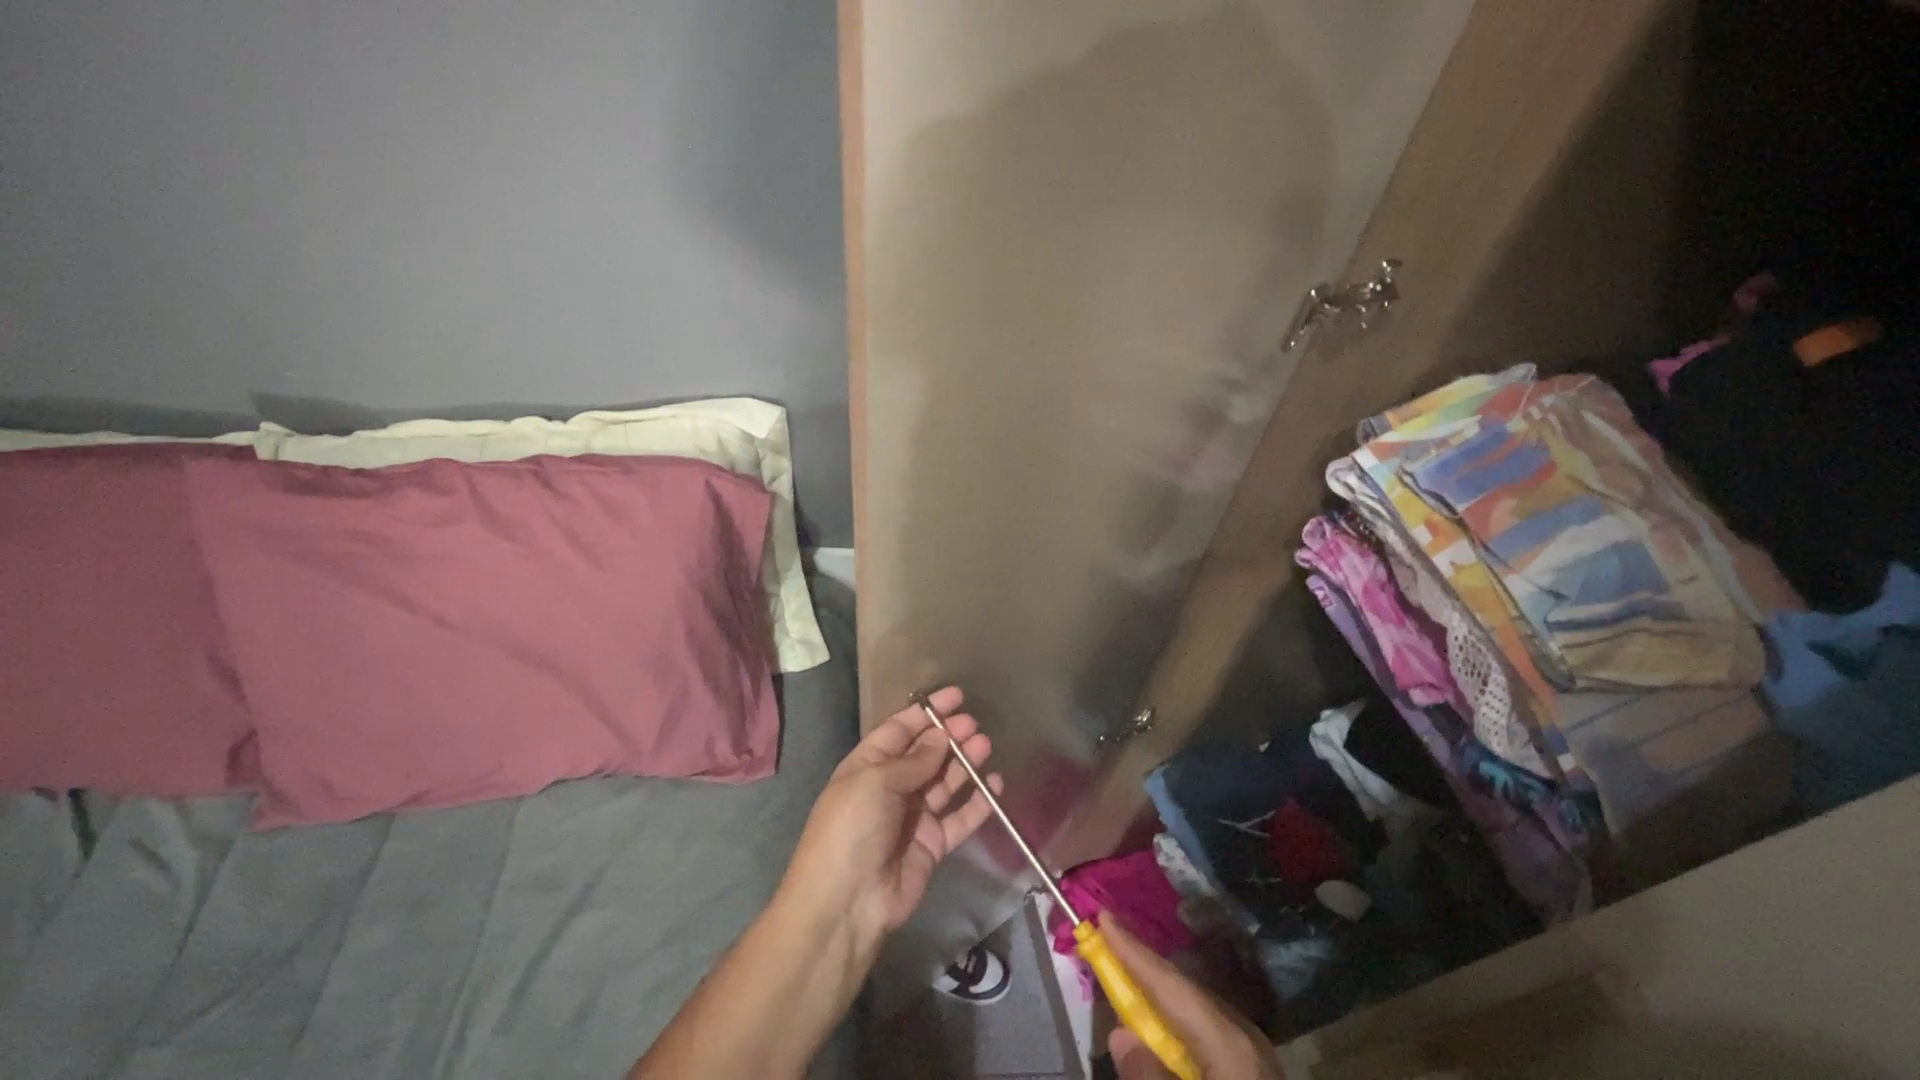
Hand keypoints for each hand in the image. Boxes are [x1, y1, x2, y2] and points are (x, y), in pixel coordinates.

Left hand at [780, 686, 1003, 944]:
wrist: (848, 902)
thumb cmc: (852, 829)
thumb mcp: (875, 783)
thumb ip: (913, 761)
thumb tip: (941, 737)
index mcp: (866, 767)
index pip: (899, 731)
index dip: (926, 713)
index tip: (956, 696)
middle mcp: (890, 788)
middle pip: (925, 755)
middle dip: (949, 736)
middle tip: (975, 723)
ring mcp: (912, 817)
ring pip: (945, 783)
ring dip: (965, 763)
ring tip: (986, 744)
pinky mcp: (932, 845)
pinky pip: (960, 817)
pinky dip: (978, 802)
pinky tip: (996, 784)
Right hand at [1103, 919, 1282, 1079]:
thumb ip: (1152, 1079)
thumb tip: (1122, 1035)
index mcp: (1228, 1044)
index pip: (1170, 985)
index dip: (1133, 952)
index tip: (1103, 917)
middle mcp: (1245, 1039)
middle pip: (1186, 991)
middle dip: (1145, 966)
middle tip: (1107, 941)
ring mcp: (1255, 1058)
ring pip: (1199, 1010)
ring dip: (1160, 992)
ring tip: (1126, 975)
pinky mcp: (1255, 1075)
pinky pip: (1208, 1032)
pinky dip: (1178, 1020)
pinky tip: (1162, 1026)